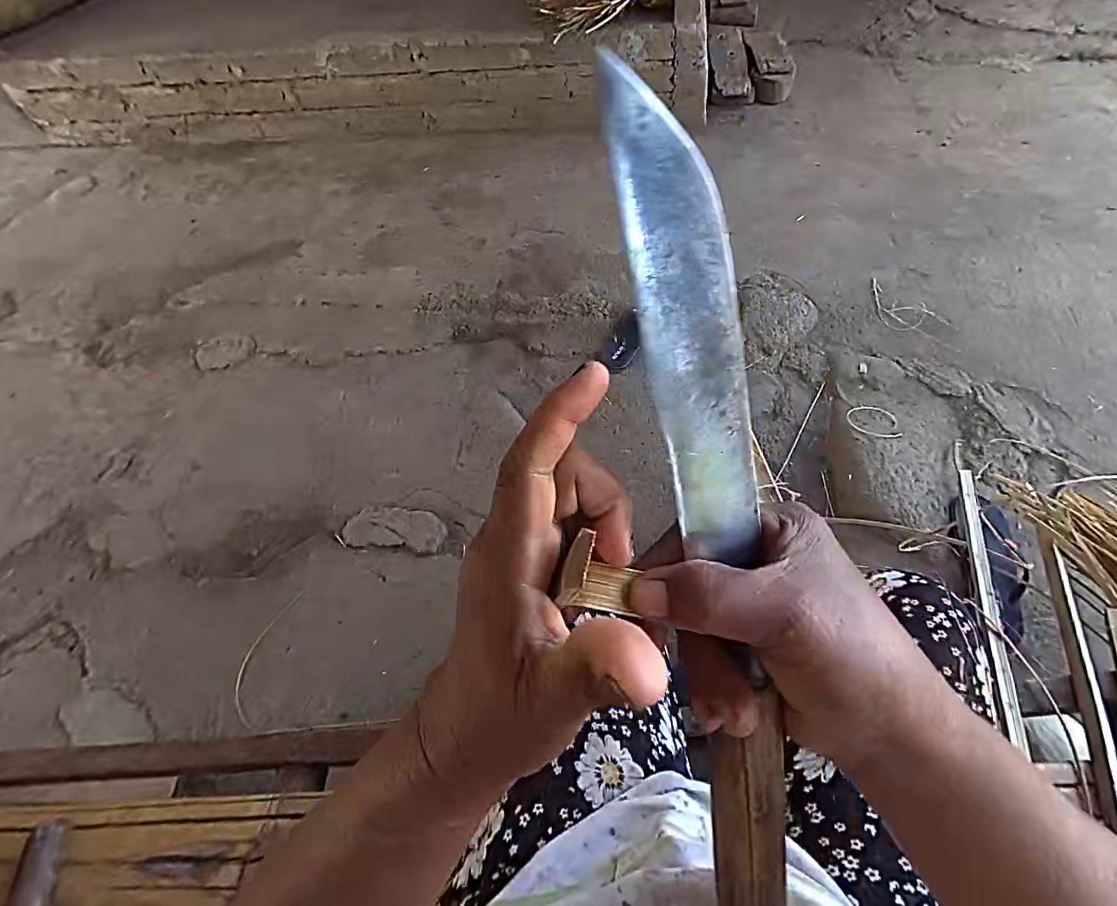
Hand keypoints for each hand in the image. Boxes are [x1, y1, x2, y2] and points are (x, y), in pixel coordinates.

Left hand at [414, 362, 669, 798]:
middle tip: (619, 574)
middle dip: (609, 507)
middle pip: (567, 472)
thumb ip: (597, 672)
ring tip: (616, 592)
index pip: (530, 464)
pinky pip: (581, 523)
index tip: (594, 376)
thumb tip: (651, 665)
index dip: (559, 415)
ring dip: (612, 531)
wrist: (465, 739)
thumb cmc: (498, 716)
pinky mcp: (537, 560)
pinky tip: (607, 596)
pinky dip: (606, 547)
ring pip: (580, 495)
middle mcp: (514, 536)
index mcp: (509, 554)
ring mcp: (525, 547)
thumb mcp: (552, 701)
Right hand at [627, 502, 951, 772]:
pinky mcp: (745, 650)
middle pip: (689, 588)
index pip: (698, 530)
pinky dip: (715, 692)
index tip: (646, 609)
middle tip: (720, 685)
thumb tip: (639, 590)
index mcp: (773, 527)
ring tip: (739, 709)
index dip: (668, 568)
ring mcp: (750, 608)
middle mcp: (757, 560)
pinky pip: (705, 662)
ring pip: (694, 632)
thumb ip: (711, 594)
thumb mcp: (782, 611)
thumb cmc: (848, 653)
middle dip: (702, 645)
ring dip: (711, 677)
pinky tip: (738, 714)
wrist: (889, 734)